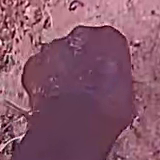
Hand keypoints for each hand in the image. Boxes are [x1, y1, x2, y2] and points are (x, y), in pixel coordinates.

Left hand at [22, 25, 135, 150]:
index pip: (108, 44)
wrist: (76, 125)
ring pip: (57, 56)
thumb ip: (116, 83)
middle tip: (84, 87)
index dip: (105, 64)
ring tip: (65, 98)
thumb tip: (112, 92)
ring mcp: (54, 48)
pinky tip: (49, 101)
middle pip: (80, 45)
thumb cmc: (105, 113)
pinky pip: (38, 70)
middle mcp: (82, 35)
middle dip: (81, 62)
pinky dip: (41, 83)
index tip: (104, 78)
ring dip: (60, 72)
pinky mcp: (34, 64)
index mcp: (110, 39)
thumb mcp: (126, 98)